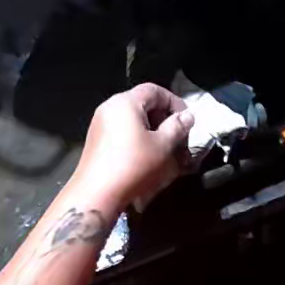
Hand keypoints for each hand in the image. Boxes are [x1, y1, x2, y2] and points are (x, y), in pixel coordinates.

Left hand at [68, 84, 194, 212]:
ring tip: (165, 147)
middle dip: (164, 117)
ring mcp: (100, 122)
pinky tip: (147, 154)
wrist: (96, 194)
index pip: (155, 90)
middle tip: (178, 136)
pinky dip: (138, 136)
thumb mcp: (162, 145)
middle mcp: (110, 107)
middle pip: (143, 102)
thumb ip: (177, 126)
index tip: (187, 122)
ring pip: (133, 117)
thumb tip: (188, 116)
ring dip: (153, 128)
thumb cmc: (133, 166)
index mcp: (125, 102)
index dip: (175, 103)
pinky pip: (122, 128)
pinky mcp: (97, 138)